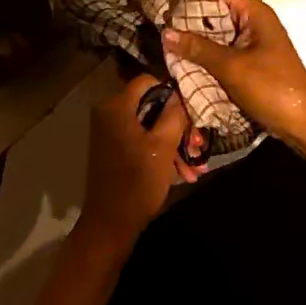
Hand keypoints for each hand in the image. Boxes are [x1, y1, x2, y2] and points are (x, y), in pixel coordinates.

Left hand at [80, 74, 197, 239]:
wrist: (110, 223)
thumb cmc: (138, 181)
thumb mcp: (163, 145)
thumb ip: (174, 113)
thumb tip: (179, 93)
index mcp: (116, 106)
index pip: (147, 80)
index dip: (170, 90)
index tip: (188, 108)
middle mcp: (108, 112)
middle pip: (149, 104)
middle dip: (176, 124)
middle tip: (197, 143)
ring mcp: (109, 131)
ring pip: (148, 125)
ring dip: (172, 142)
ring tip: (194, 166)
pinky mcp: (112, 148)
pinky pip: (140, 138)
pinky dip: (159, 150)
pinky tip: (181, 172)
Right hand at [163, 0, 305, 141]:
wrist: (304, 123)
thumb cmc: (271, 87)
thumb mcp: (231, 66)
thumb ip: (198, 48)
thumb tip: (165, 31)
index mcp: (255, 13)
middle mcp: (254, 23)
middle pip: (217, 11)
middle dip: (189, 16)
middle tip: (158, 16)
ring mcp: (252, 44)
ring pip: (218, 33)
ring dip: (195, 37)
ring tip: (162, 36)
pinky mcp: (250, 63)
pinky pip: (223, 52)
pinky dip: (205, 54)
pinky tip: (181, 58)